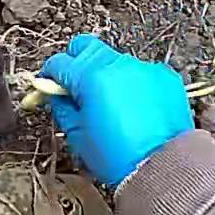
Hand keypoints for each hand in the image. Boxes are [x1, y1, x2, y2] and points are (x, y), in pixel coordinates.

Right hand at [40, 34, 192, 188]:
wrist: (162, 167)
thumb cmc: (118, 157)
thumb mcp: (77, 134)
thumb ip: (62, 106)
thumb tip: (55, 93)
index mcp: (91, 77)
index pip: (60, 62)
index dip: (50, 75)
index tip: (49, 85)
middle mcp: (118, 65)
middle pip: (86, 47)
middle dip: (75, 61)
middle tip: (75, 85)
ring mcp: (143, 68)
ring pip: (115, 60)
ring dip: (106, 75)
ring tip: (109, 104)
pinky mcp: (164, 76)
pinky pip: (140, 72)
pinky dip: (132, 84)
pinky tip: (134, 108)